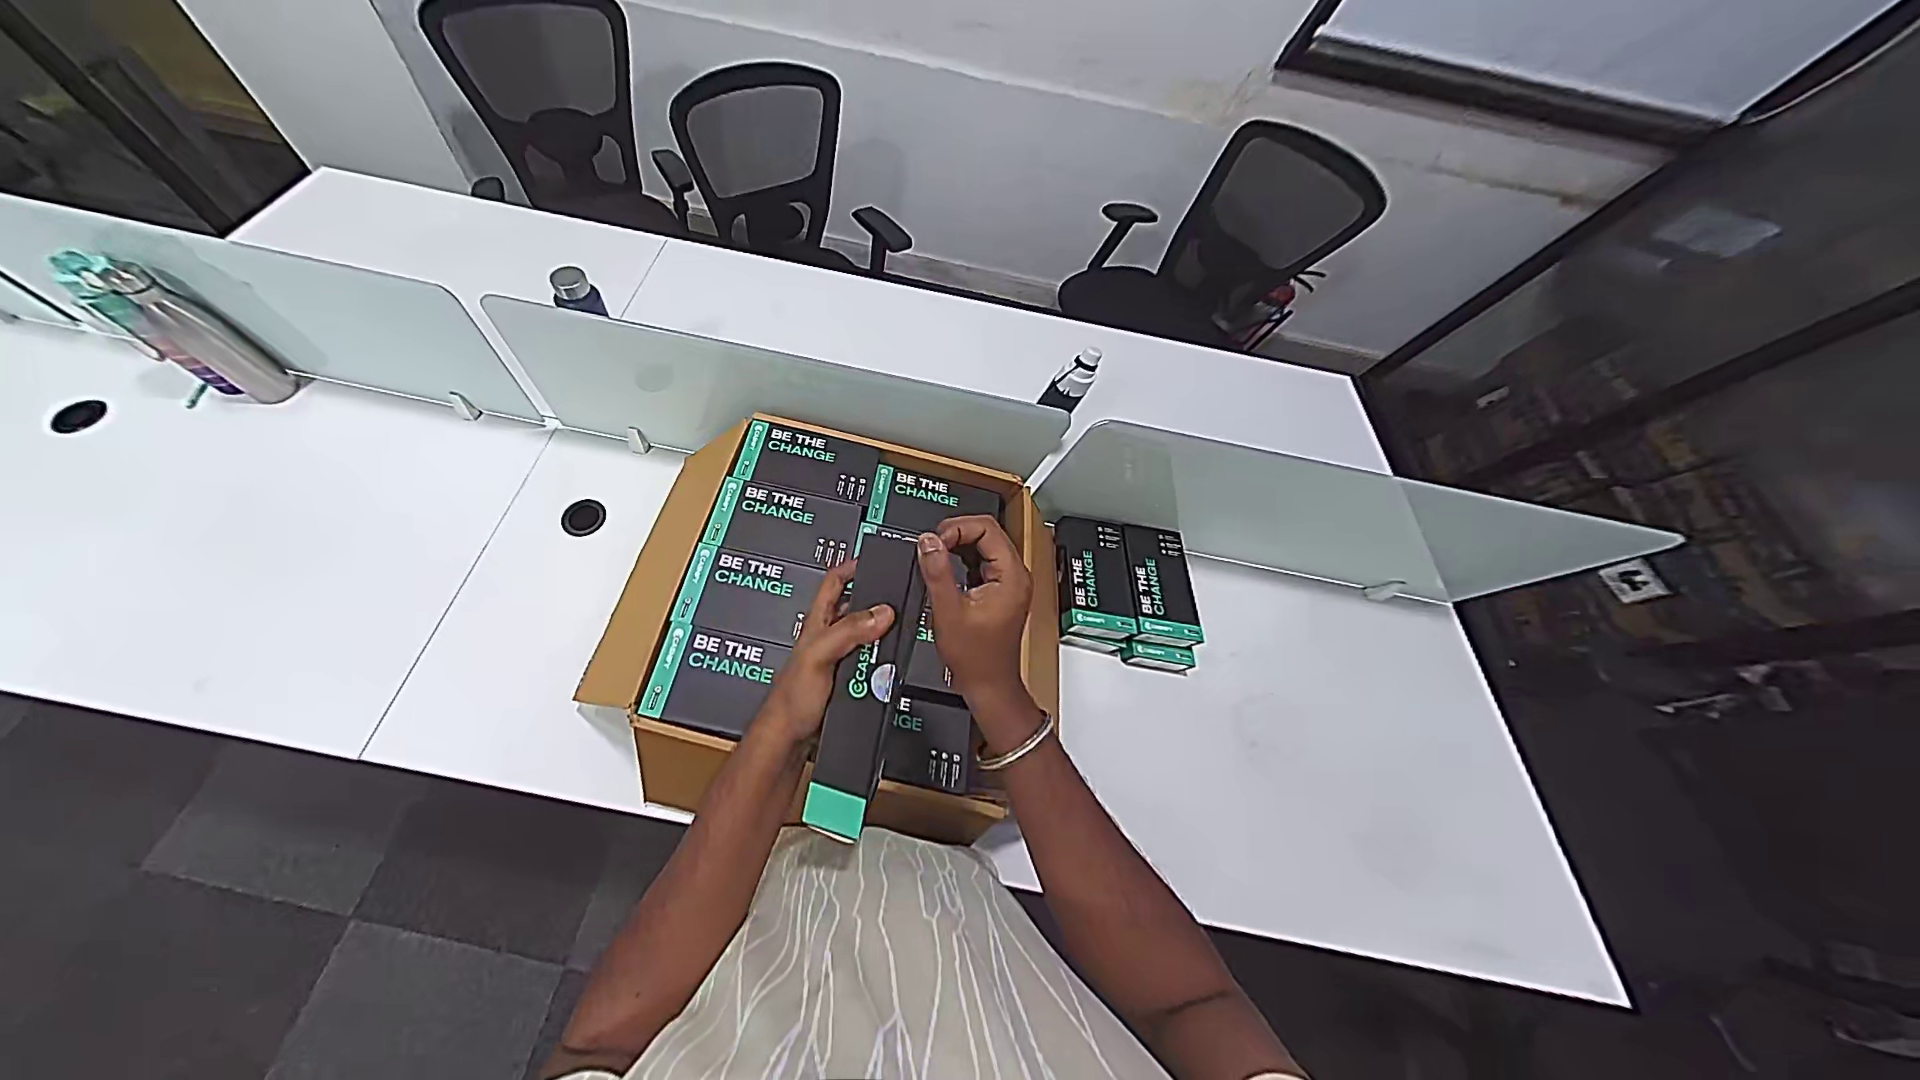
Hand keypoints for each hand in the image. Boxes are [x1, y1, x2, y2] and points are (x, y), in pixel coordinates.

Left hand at [755, 557, 893, 744]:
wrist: (791, 740)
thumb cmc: (789, 699)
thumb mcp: (819, 656)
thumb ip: (848, 631)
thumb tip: (881, 612)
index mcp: (818, 622)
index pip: (835, 581)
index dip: (854, 566)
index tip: (877, 559)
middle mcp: (830, 636)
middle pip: (861, 609)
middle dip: (880, 607)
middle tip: (897, 607)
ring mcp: (842, 657)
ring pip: (872, 638)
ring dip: (882, 643)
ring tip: (890, 647)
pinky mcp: (852, 678)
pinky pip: (875, 665)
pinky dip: (884, 666)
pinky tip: (886, 672)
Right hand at [916, 516, 1041, 746]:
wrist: (988, 683)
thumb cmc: (977, 657)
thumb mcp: (948, 610)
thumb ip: (937, 571)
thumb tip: (928, 541)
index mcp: (1011, 576)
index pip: (987, 528)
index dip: (957, 528)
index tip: (935, 540)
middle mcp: (1015, 575)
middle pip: (987, 532)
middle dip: (956, 534)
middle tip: (932, 547)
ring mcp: (1009, 582)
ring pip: (983, 545)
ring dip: (957, 547)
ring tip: (936, 559)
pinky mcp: (999, 589)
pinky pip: (981, 562)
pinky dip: (962, 560)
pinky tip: (946, 572)